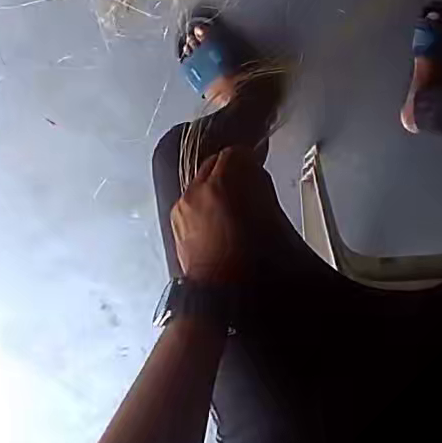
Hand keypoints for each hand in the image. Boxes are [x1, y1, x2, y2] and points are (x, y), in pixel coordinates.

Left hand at [169, 147, 253, 282]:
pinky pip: (192, 197)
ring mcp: (182, 206)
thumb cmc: (245, 259)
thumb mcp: (266, 215)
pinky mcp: (176, 219)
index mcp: (219, 187)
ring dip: (216, 182)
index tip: (256, 161)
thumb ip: (258, 186)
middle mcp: (195, 192)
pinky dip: (205, 198)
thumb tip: (253, 175)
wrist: (218, 288)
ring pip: (201, 178)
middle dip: (230, 166)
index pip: (234, 153)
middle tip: (247, 177)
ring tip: (233, 198)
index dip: (248, 157)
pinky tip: (219, 214)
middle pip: (213, 161)